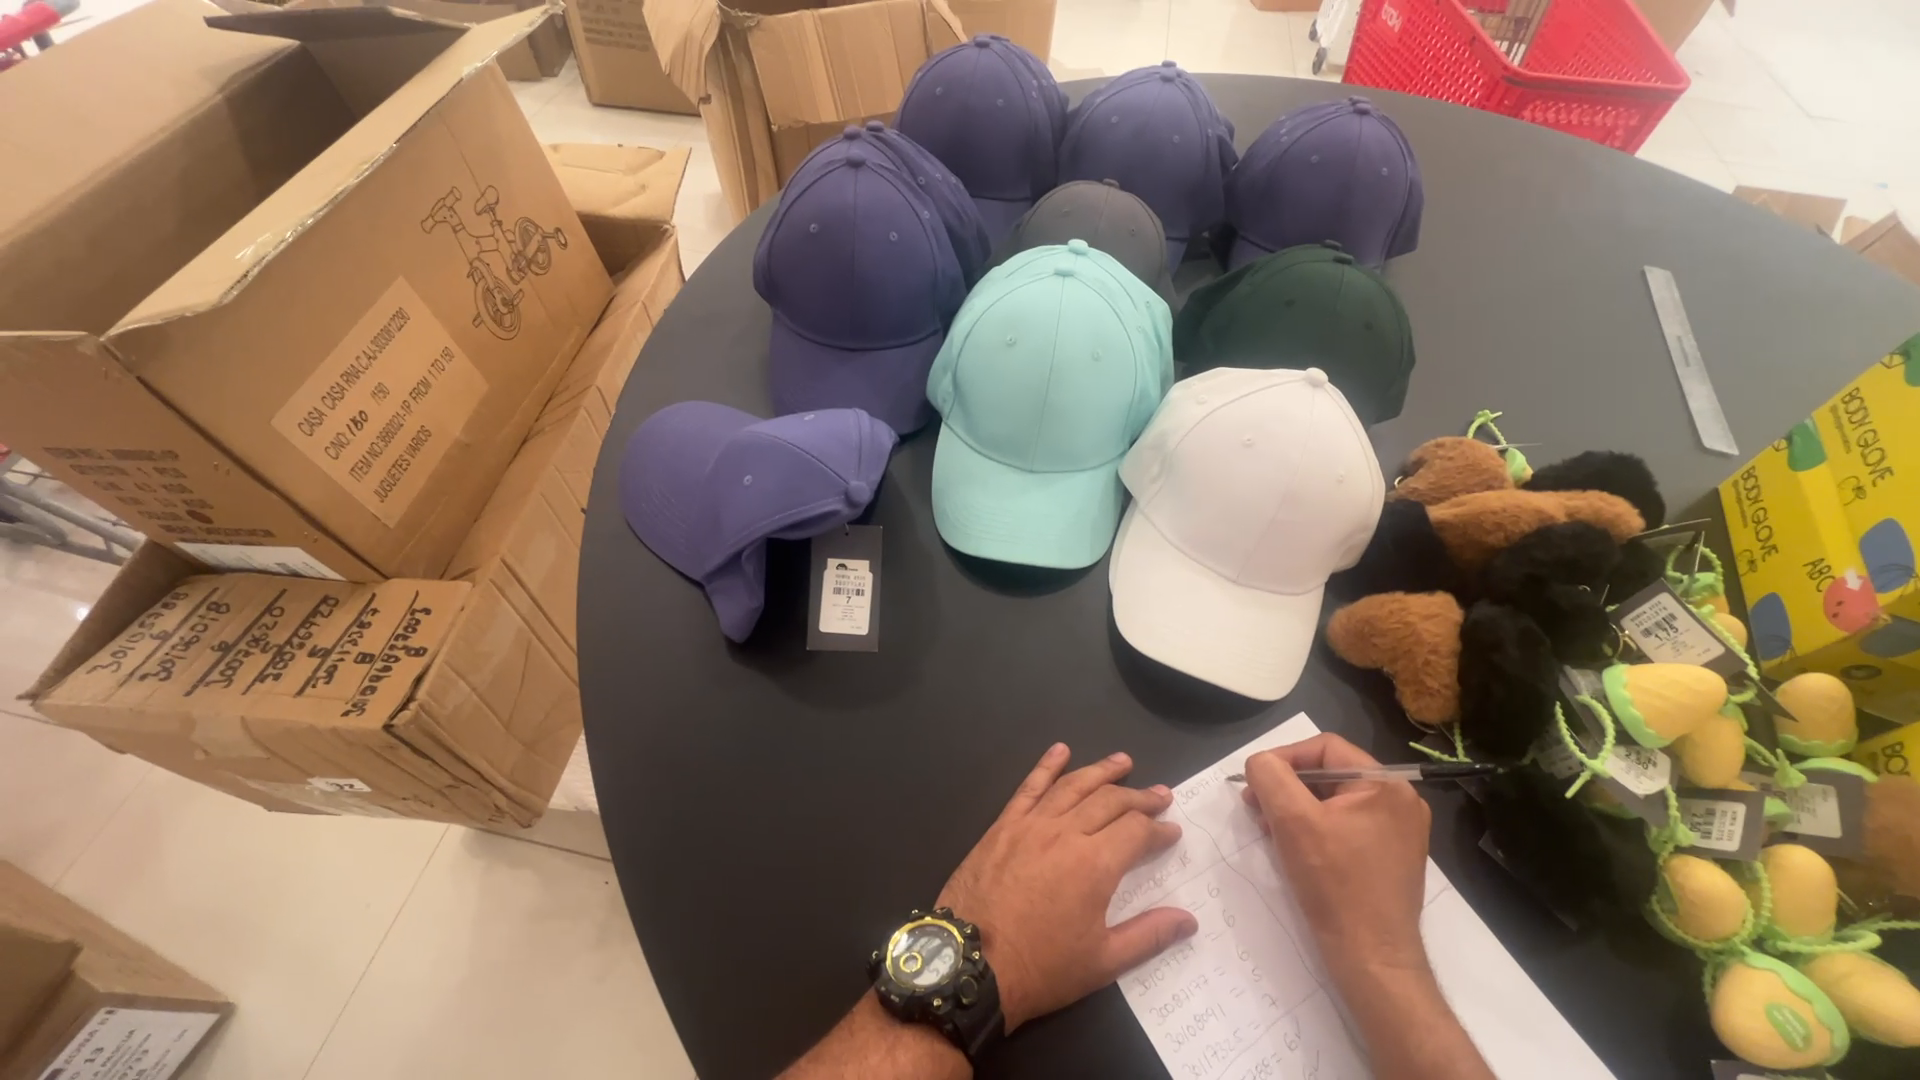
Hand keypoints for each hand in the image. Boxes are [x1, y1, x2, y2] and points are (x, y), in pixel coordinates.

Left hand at [936, 744, 1198, 1032]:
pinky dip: (1047, 765)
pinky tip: (1060, 750)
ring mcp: (1032, 824)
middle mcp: (1066, 832)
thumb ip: (1149, 936)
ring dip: (1101, 771)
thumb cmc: (1040, 967)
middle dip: (1139, 796)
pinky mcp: (1004, 824)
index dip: (1158, 829)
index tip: (1172, 831)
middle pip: (1110, 801)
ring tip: (1123, 761)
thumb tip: (1189, 919)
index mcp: (1095, 863)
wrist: (971, 962)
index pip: (1136, 831)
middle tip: (1160, 794)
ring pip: (1073, 785)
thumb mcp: (1103, 963)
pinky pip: (1030, 786)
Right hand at [1241, 735, 1431, 986]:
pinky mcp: (1390, 858)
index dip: (1283, 759)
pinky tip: (1294, 849)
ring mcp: (1399, 832)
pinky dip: (1314, 830)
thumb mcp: (1291, 820)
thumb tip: (1259, 764)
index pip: (1324, 747)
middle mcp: (1400, 801)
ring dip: (1296, 809)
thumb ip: (1269, 776)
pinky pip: (1344, 826)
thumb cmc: (1334, 884)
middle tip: (1256, 808)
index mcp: (1386, 784)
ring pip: (1333, 801)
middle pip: (1328, 773)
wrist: (1371, 958)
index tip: (1254, 784)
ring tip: (1270, 830)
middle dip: (1286, 787)